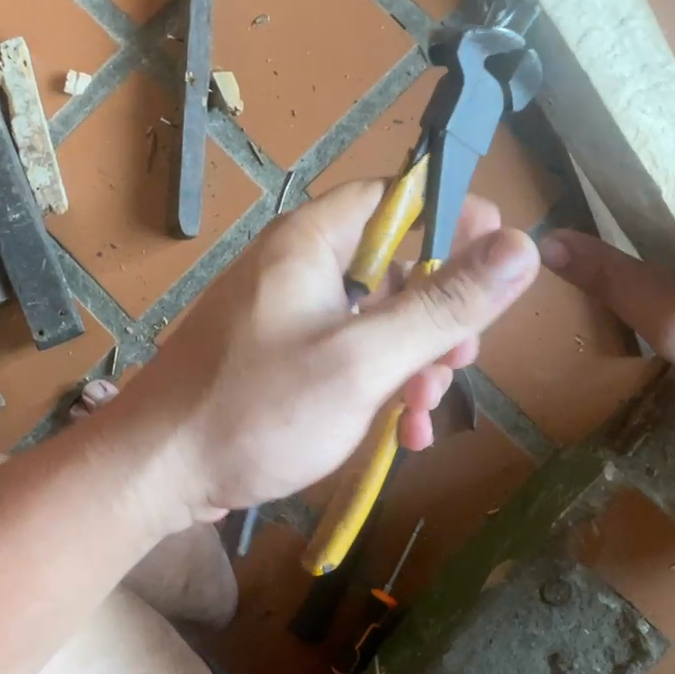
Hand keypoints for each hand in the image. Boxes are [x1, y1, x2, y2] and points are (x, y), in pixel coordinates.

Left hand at [113, 179, 539, 521]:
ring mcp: (283, 320)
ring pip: (372, 324)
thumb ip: (442, 305)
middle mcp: (296, 271)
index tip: (498, 254)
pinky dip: (375, 389)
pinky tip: (396, 435)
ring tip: (424, 415)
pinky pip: (343, 359)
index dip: (450, 218)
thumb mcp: (363, 359)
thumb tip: (520, 246)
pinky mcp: (276, 364)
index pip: (393, 200)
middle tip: (461, 361)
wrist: (154, 473)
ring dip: (411, 365)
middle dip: (436, 317)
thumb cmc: (256, 410)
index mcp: (310, 244)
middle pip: (392, 269)